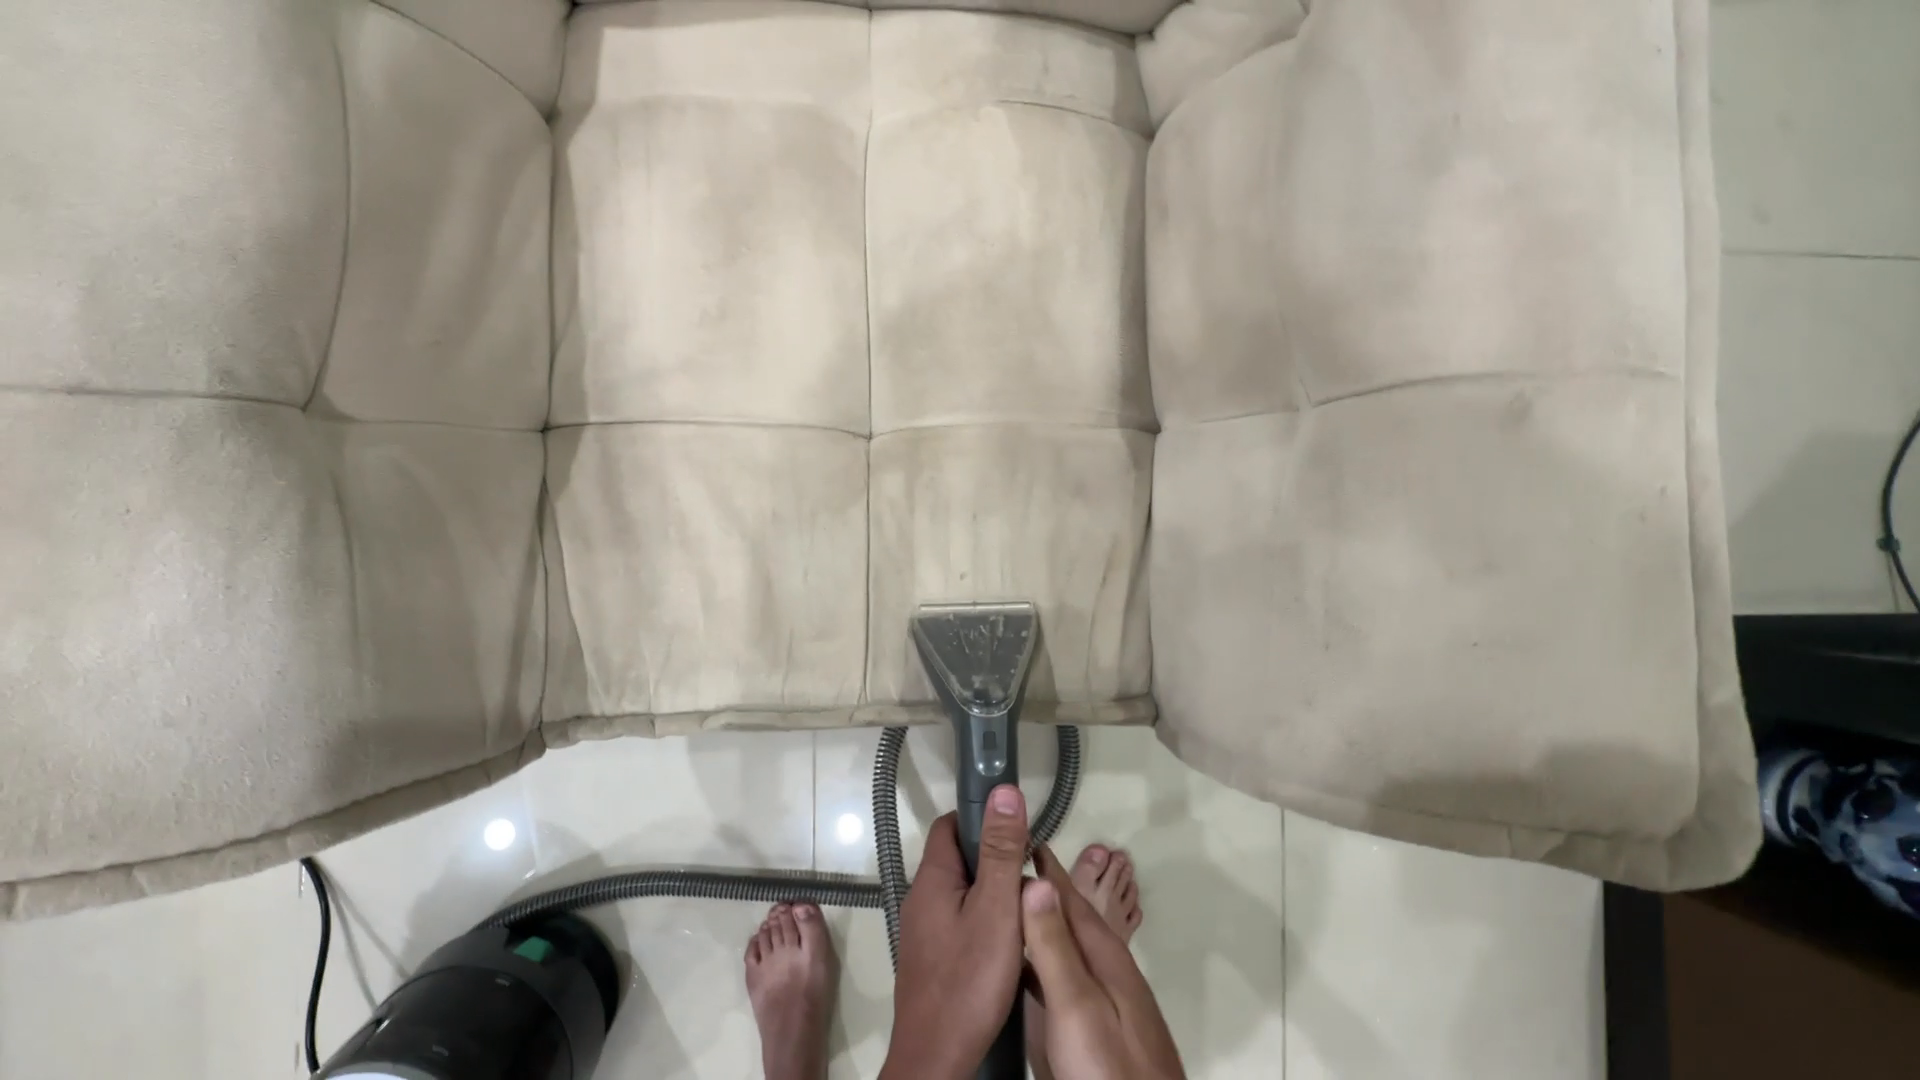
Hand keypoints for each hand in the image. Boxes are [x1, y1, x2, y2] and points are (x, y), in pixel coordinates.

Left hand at [879, 787, 1030, 1079]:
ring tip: (1028, 909)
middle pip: (960, 858)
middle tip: (1033, 875)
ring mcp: (926, 931)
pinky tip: (1012, 942)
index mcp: (932, 878)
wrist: (937, 1057)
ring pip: (964, 893)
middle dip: (996, 858)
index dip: (984, 818)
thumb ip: (1001, 851)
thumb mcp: (995, 908)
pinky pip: (963, 922)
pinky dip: (988, 921)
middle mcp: (922, 898)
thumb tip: (1005, 791)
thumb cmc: (968, 979)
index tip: (1019, 831)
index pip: (953, 824)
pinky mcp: (934, 958)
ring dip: (995, 893)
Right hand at [1022, 843, 1184, 1079]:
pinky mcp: (1101, 1025)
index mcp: (1106, 957)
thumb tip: (1036, 882)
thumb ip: (1056, 946)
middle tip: (1013, 868)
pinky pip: (1068, 975)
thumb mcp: (1077, 1004)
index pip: (1072, 900)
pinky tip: (1030, 968)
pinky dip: (1046, 960)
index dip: (1048, 871)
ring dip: (1046, 924)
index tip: (1024, 839)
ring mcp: (1108, 1000)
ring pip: (1072, 948)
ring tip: (1016, 908)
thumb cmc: (1107, 1067)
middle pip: (1074, 920)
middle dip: (1046, 892)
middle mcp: (1110, 971)